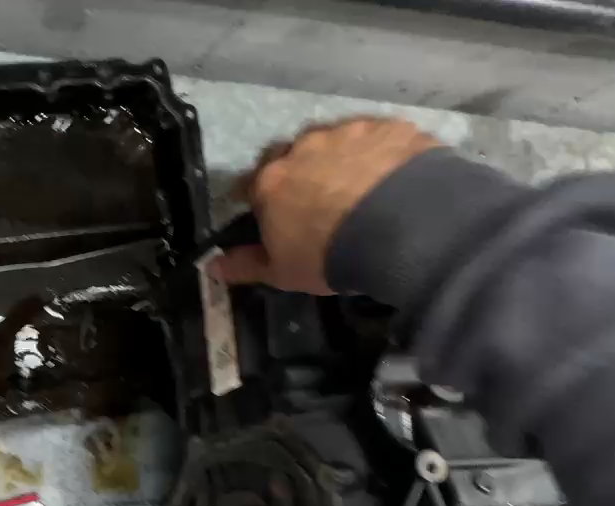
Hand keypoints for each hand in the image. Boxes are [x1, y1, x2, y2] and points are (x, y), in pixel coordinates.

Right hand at [211, 117, 440, 293]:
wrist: (403, 226)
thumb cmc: (326, 253)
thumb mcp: (280, 271)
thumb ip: (244, 265)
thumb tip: (211, 266)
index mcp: (269, 182)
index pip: (248, 183)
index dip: (254, 197)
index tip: (263, 211)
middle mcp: (304, 147)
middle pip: (290, 152)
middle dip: (295, 169)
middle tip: (309, 195)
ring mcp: (349, 131)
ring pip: (333, 139)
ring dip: (335, 155)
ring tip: (352, 182)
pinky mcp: (391, 126)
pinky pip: (376, 136)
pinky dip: (375, 151)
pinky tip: (386, 174)